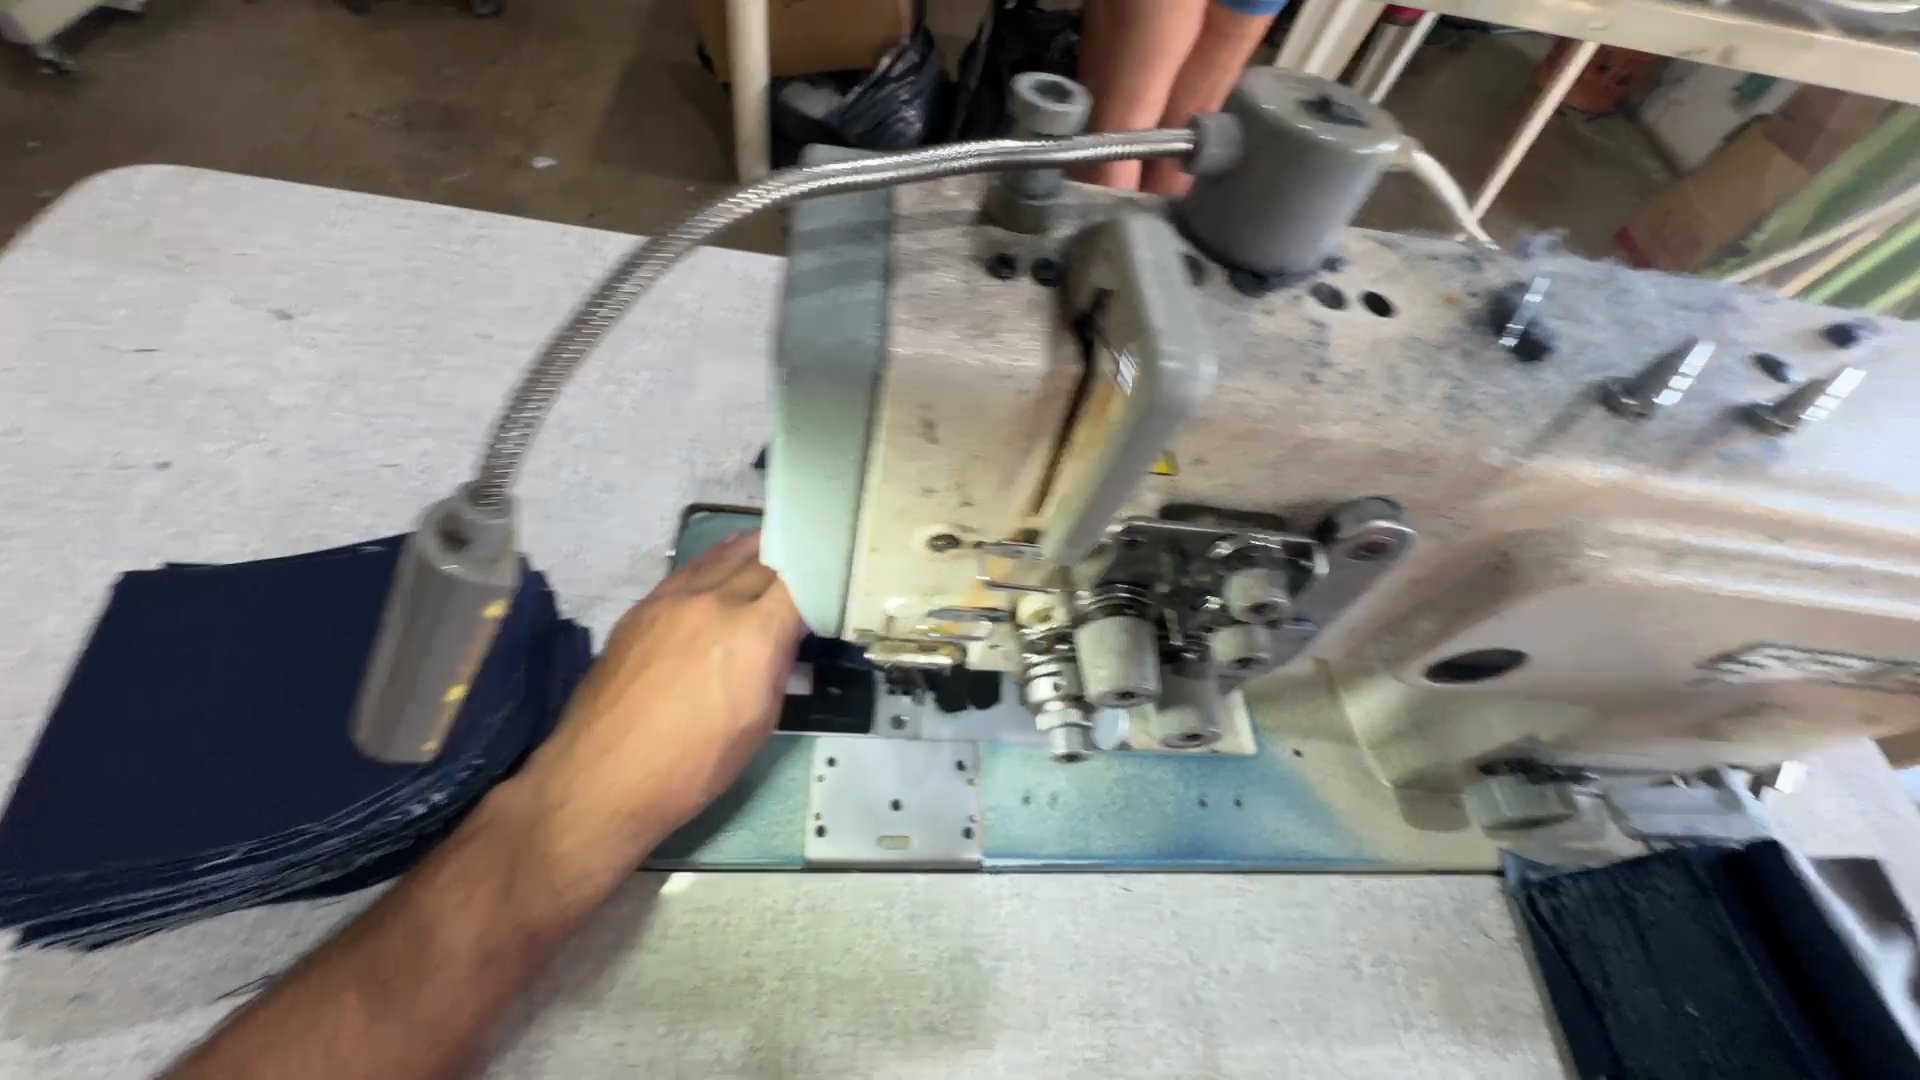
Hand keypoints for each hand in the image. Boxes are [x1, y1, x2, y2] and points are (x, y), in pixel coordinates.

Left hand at [512, 531, 802, 885]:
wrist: (602, 779)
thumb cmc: (694, 764)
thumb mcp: (760, 721)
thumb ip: (778, 664)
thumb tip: (783, 634)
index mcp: (754, 633)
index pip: (800, 580)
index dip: (821, 577)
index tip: (834, 584)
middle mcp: (716, 602)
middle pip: (765, 562)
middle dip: (792, 563)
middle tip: (812, 567)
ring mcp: (675, 599)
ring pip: (726, 556)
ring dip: (757, 549)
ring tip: (778, 542)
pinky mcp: (645, 606)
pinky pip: (691, 567)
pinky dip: (718, 557)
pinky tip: (730, 553)